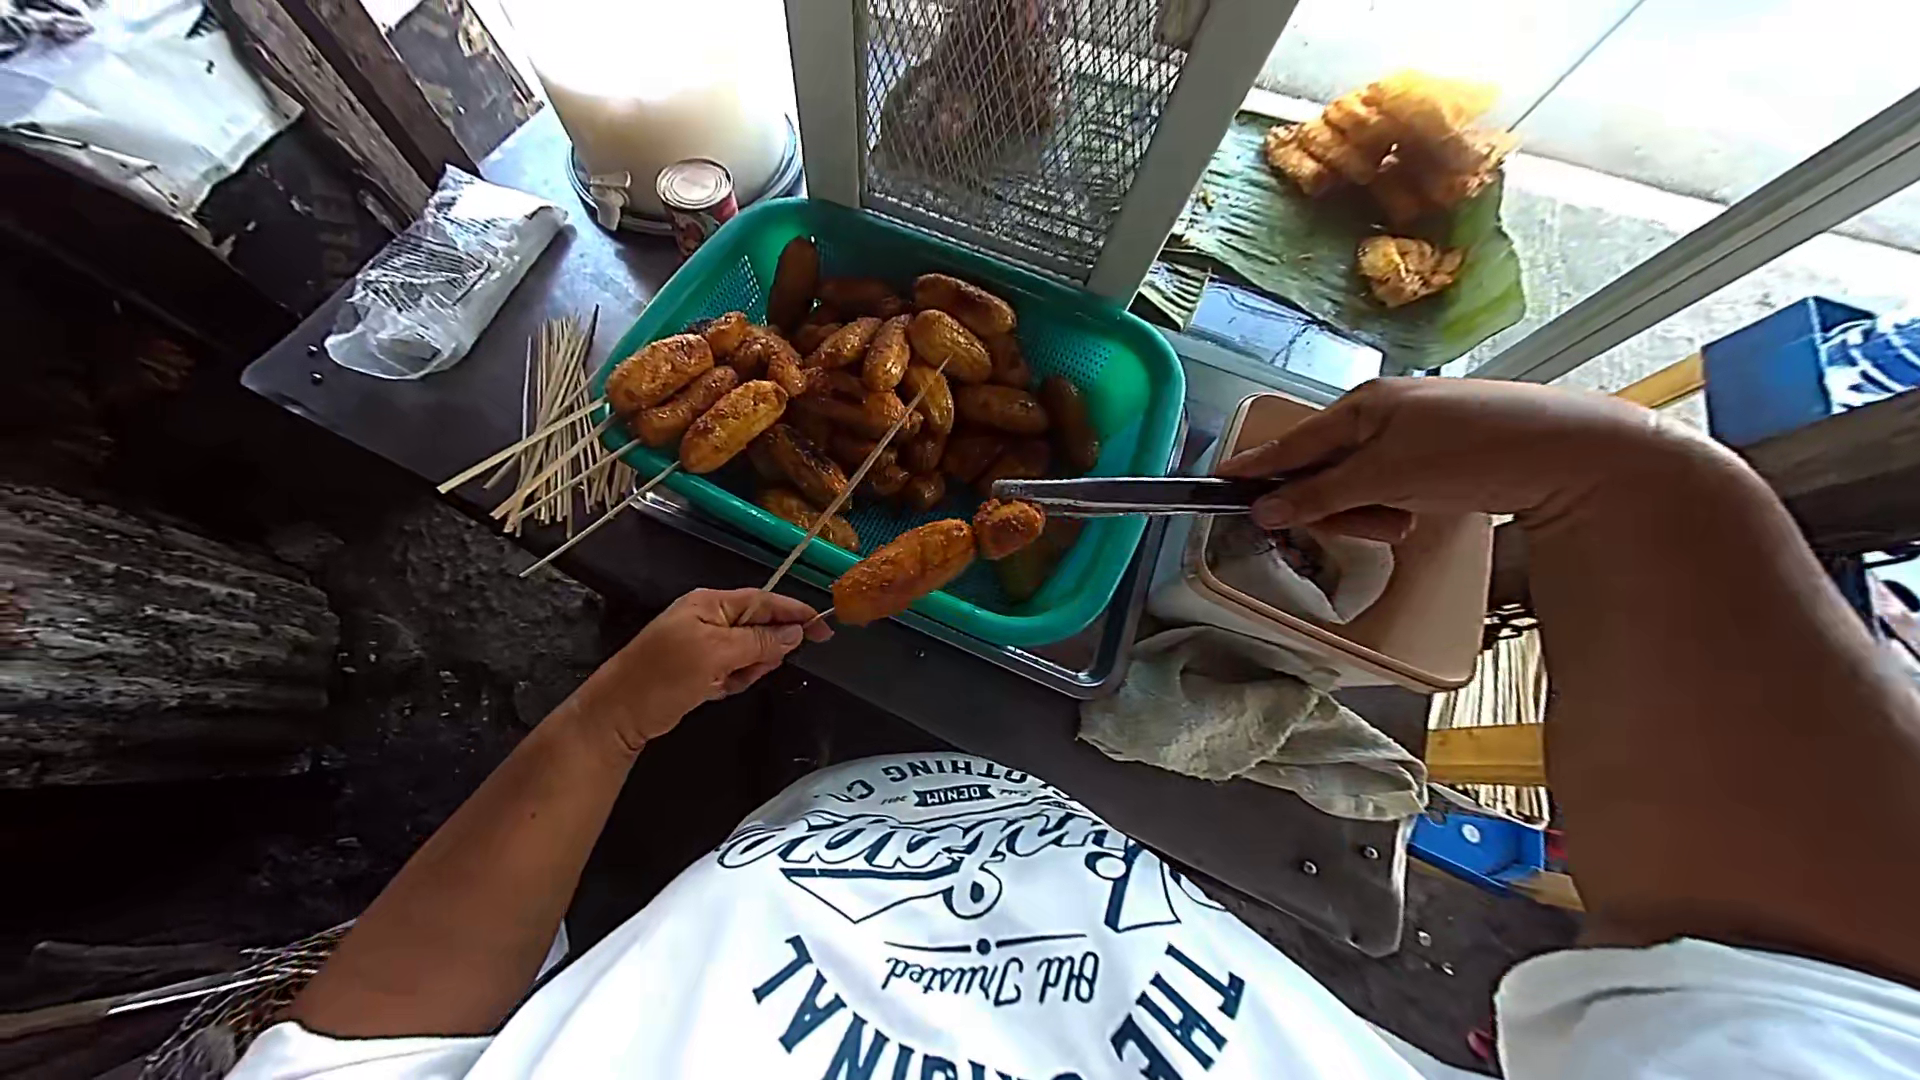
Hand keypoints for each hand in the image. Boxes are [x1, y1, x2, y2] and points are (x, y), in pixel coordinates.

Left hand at [559, 588, 830, 754]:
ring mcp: (705, 643)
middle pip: (761, 627)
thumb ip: (760, 641)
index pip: (766, 601)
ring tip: (725, 683)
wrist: (617, 716)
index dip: (797, 613)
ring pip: (751, 652)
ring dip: (747, 670)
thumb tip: (797, 633)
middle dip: (764, 650)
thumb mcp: (717, 655)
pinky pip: (736, 669)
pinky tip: (715, 690)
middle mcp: (711, 618)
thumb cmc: (664, 677)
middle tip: (750, 669)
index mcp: (712, 603)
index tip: (825, 629)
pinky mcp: (701, 667)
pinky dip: (733, 681)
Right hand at [1215, 378, 1701, 538]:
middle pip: (1322, 469)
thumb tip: (1261, 510)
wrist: (1582, 453)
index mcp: (1361, 407)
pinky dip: (1394, 503)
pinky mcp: (1436, 450)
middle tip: (1368, 525)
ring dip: (1367, 510)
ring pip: (1354, 482)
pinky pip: (1386, 482)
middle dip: (1335, 504)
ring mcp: (1410, 430)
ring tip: (1404, 520)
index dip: (1254, 466)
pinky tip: (1422, 509)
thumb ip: (1317, 496)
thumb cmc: (1473, 454)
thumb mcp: (1385, 480)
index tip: (1219, 480)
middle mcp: (1379, 412)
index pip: (1290, 444)